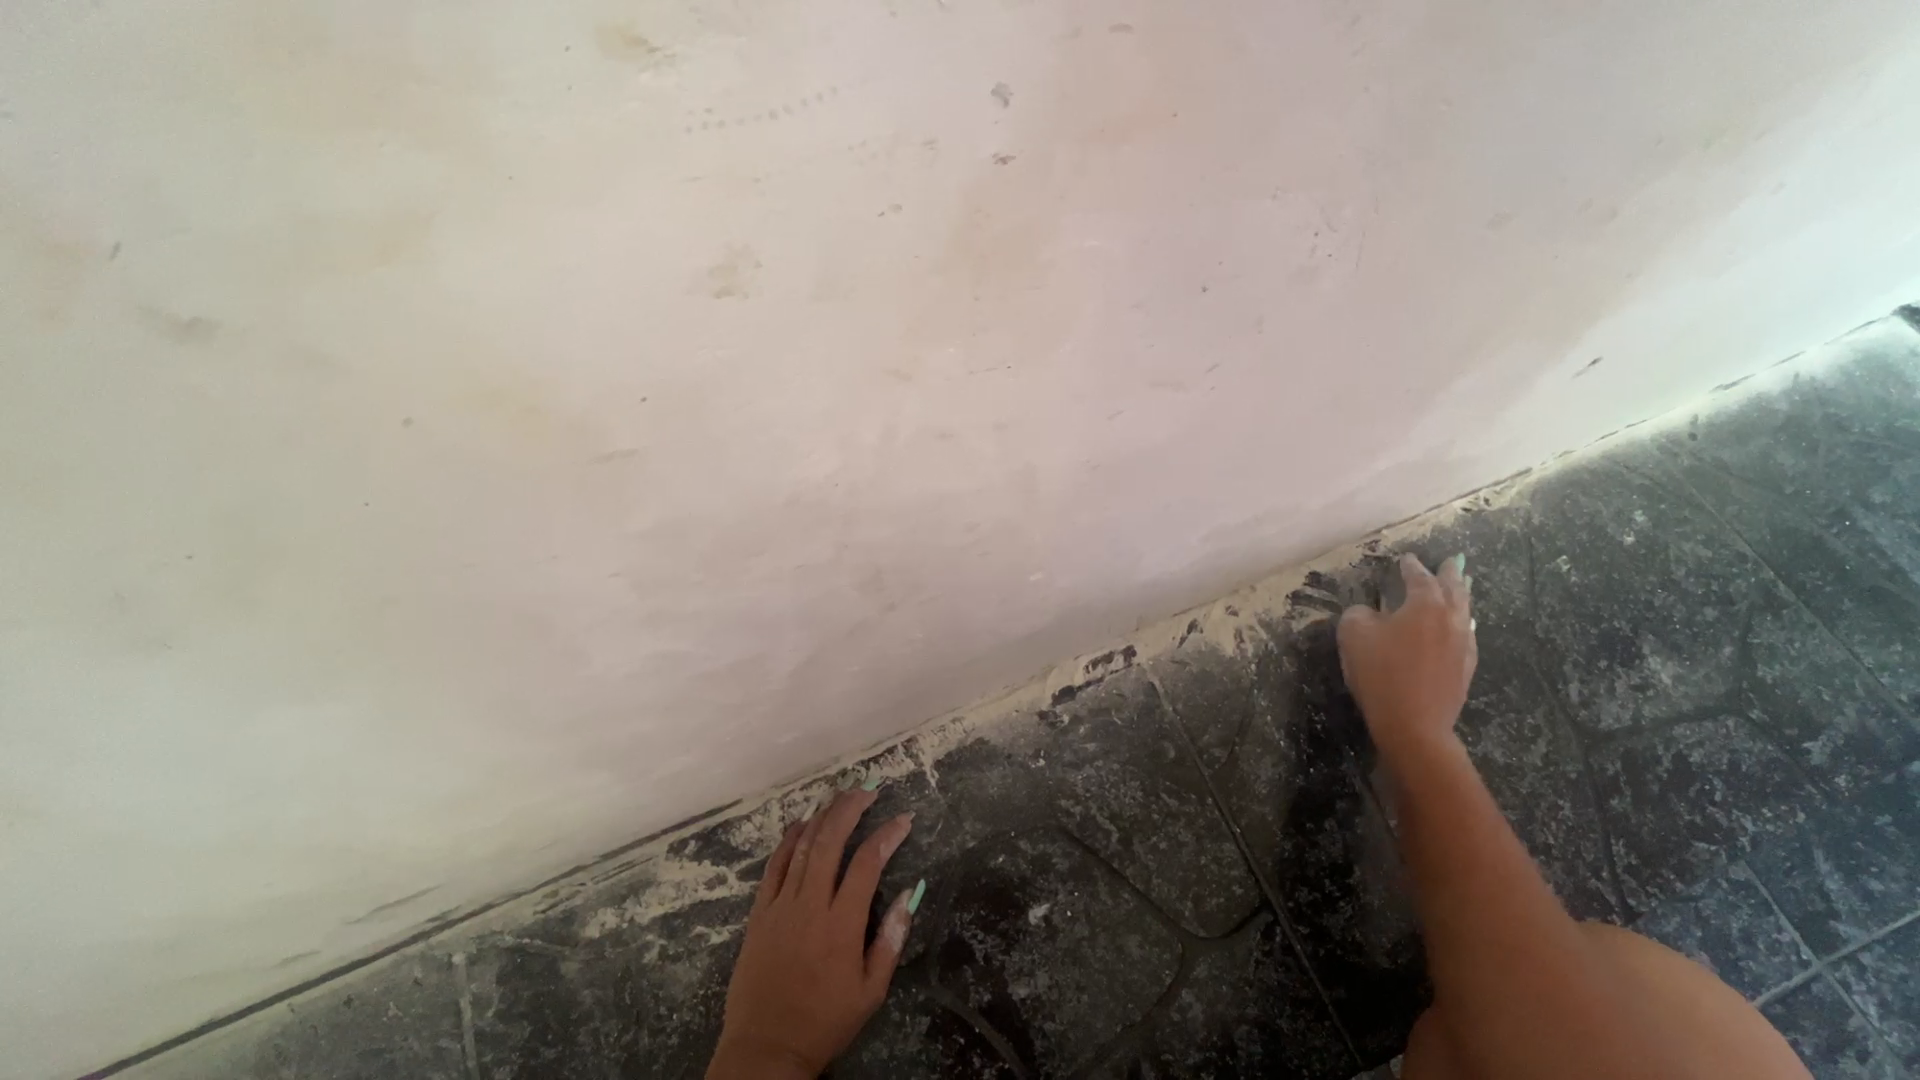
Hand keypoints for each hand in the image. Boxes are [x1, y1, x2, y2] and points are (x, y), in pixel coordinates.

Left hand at [707, 788, 919, 1079]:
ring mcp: (780, 905)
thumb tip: (908, 893)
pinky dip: (788, 840)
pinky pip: (773, 866)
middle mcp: (810, 905)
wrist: (765, 1047)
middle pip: (830, 841)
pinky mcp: (759, 913)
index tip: (904, 819)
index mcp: (841, 924)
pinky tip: (799, 824)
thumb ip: (890, 939)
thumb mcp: (871, 991)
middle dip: (851, 809)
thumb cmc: (824, 1021)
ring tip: (839, 797)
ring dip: (822, 816)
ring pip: (802, 847)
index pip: (868, 863)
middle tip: (868, 791)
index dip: (888, 835)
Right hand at [1337, 552, 1476, 761]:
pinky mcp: (1466, 667)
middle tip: (1453, 560)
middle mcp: (1451, 618)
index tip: (1406, 558)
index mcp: (1425, 604)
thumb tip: (1369, 613)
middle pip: (1454, 588)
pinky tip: (1463, 624)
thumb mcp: (1353, 634)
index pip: (1418, 577)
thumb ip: (1359, 613)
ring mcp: (1464, 643)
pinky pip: (1467, 633)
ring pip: (1465, 610)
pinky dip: (1462, 621)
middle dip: (1450, 573)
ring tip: (1463, 585)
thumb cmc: (1380, 672)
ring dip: (1462, 594)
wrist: (1414, 723)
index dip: (1410, 566)